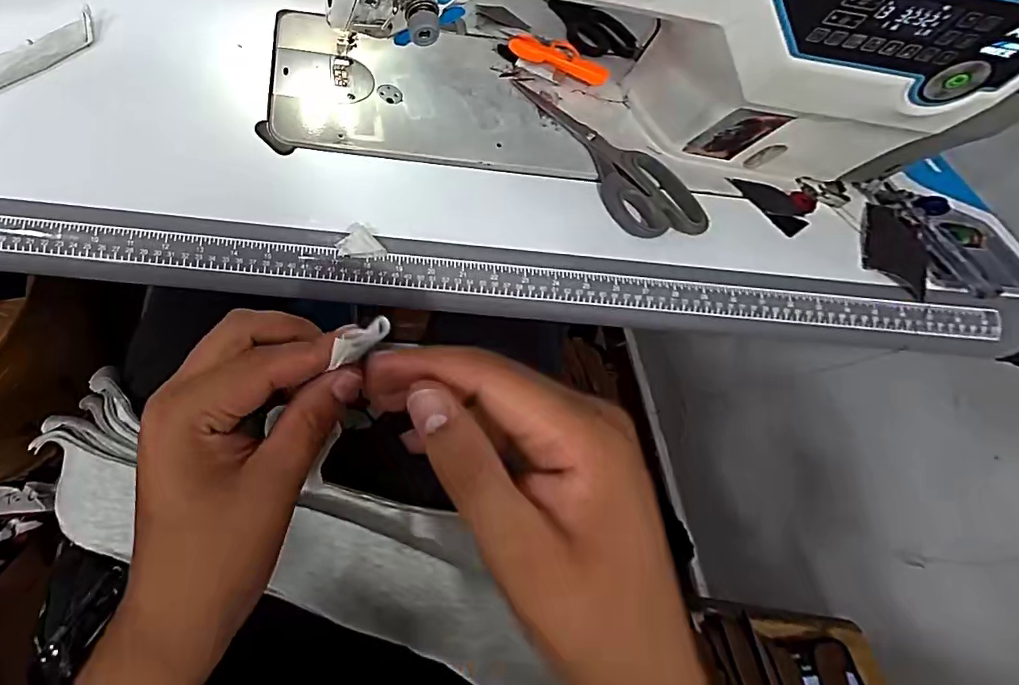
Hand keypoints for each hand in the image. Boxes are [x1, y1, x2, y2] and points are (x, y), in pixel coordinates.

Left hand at [80, 310, 358, 684]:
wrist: (175, 616)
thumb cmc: (217, 562)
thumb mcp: (272, 488)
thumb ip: (309, 421)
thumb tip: (346, 376)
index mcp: (184, 409)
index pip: (257, 361)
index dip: (312, 351)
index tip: (358, 346)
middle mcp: (173, 394)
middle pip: (238, 333)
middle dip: (291, 334)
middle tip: (341, 350)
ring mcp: (177, 405)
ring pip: (233, 348)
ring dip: (280, 349)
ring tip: (327, 365)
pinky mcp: (188, 419)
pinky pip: (230, 375)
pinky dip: (267, 372)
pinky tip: (299, 385)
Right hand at [364, 346, 704, 684]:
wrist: (645, 673)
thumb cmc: (588, 621)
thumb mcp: (515, 547)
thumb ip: (467, 464)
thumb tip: (422, 396)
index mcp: (583, 431)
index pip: (489, 374)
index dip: (425, 365)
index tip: (374, 369)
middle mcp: (590, 416)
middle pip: (494, 378)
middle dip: (429, 378)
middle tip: (373, 386)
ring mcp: (587, 432)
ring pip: (500, 396)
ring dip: (445, 399)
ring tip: (390, 406)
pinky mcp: (578, 451)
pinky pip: (513, 422)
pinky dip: (469, 425)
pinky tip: (434, 435)